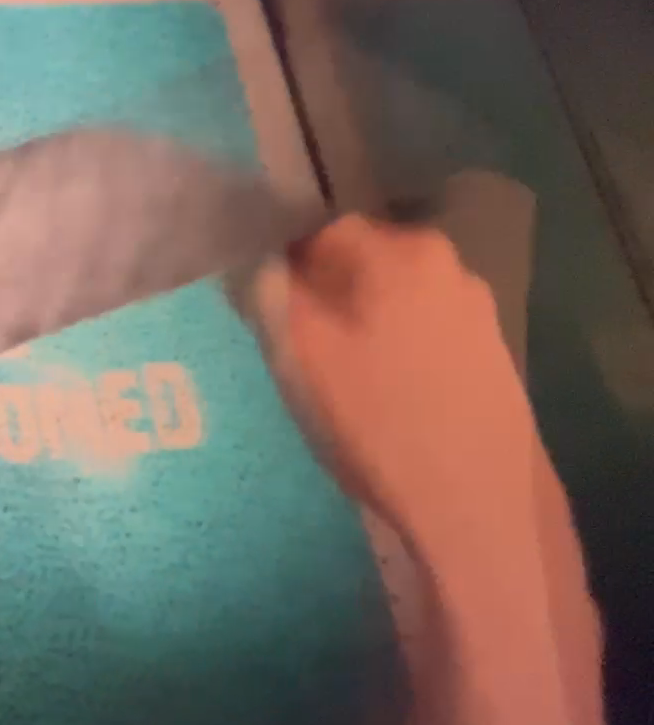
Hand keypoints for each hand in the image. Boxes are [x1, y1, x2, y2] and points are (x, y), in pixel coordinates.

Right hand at [252, 214, 539, 566]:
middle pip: (345, 254)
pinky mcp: (479, 347)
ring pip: (374, 289)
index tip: (245, 290)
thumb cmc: (370, 413)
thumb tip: (252, 255)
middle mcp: (442, 263)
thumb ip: (265, 285)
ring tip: (314, 360)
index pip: (309, 223)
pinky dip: (372, 337)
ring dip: (338, 313)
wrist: (471, 500)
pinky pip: (404, 320)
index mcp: (397, 251)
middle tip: (275, 329)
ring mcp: (469, 306)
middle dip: (305, 284)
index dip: (267, 252)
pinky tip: (360, 380)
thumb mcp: (293, 346)